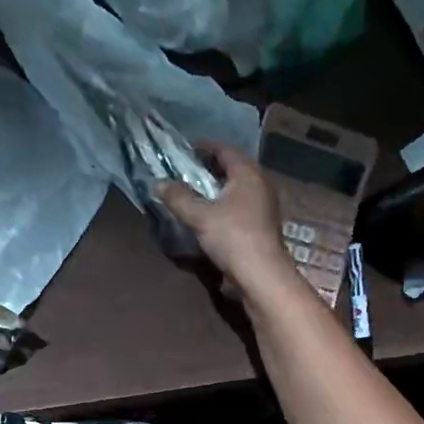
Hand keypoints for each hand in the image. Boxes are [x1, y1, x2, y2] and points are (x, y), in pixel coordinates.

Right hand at [156, 143, 298, 296]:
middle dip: (210, 168)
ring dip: (217, 188)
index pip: (225, 150)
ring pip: (237, 189)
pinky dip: (224, 205)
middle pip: (233, 169)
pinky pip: (240, 206)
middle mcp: (260, 185)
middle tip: (186, 171)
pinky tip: (210, 215)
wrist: (261, 275)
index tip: (185, 150)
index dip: (204, 147)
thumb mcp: (200, 216)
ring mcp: (264, 207)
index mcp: (248, 174)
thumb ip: (178, 198)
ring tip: (195, 193)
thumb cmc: (232, 237)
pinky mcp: (261, 226)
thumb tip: (159, 183)